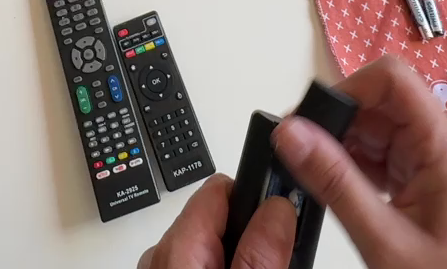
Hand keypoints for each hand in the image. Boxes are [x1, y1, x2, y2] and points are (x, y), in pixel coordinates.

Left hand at [139, 173, 296, 268]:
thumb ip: (259, 253)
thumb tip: (278, 207)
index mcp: (176, 245)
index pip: (221, 186)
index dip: (258, 193)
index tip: (286, 206)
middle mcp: (161, 252)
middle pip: (217, 215)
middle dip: (249, 227)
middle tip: (283, 250)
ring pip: (209, 242)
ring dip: (237, 250)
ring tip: (268, 263)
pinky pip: (198, 260)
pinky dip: (220, 262)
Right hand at [271, 55, 446, 268]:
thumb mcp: (385, 241)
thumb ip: (335, 182)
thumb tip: (287, 130)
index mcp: (442, 148)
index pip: (393, 80)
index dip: (350, 88)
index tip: (312, 119)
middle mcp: (441, 148)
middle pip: (381, 104)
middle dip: (339, 121)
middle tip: (301, 154)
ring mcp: (435, 169)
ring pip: (378, 130)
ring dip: (345, 147)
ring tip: (317, 178)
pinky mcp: (427, 189)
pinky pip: (385, 159)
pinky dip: (357, 168)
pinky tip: (339, 191)